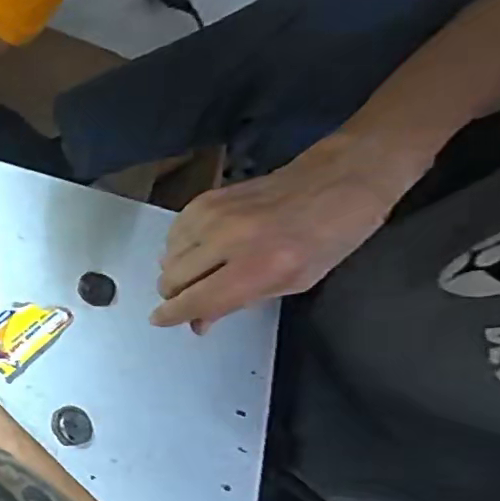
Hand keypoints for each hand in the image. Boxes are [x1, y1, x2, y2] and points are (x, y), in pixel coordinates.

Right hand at [152, 133, 420, 330]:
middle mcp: (229, 240)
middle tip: (192, 294)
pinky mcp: (200, 203)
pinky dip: (180, 248)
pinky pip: (171, 238)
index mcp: (262, 265)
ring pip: (167, 260)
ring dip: (179, 271)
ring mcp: (211, 218)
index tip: (161, 320)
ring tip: (203, 267)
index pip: (198, 299)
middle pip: (172, 280)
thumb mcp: (296, 280)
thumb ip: (241, 302)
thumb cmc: (330, 235)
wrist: (338, 178)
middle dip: (176, 293)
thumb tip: (198, 322)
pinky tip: (203, 246)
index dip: (174, 314)